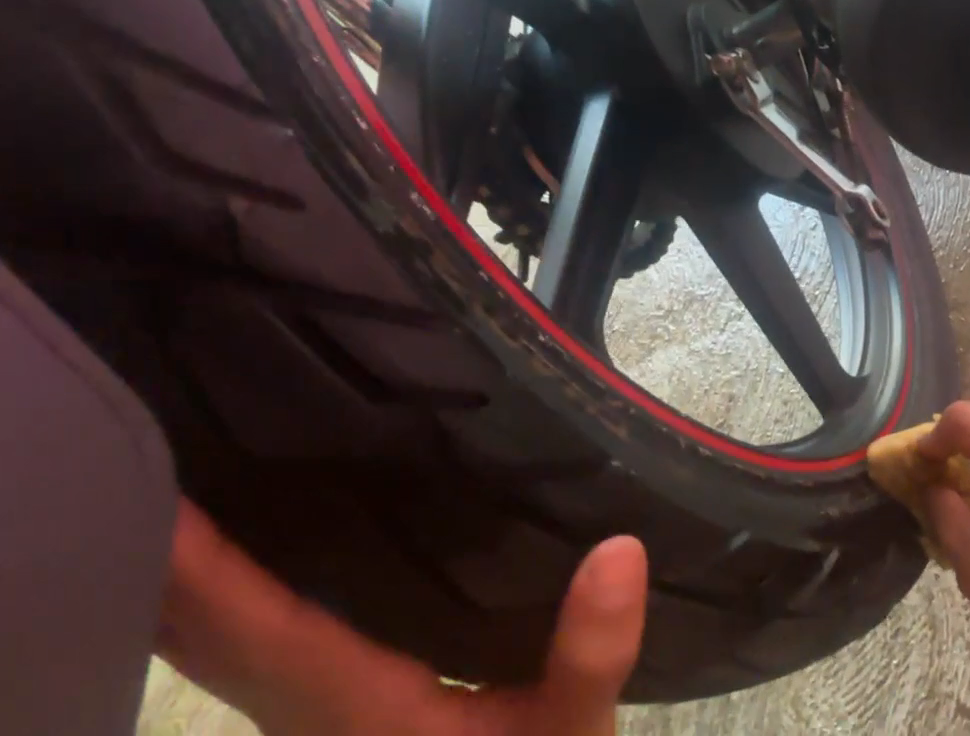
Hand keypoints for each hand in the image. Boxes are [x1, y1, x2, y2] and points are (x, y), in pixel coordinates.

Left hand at [158, 499, 647, 735]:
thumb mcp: (572, 731)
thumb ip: (591, 654)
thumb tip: (620, 548)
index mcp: (358, 706)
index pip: (259, 629)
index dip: (199, 567)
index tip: (163, 487)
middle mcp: (310, 706)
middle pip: (204, 635)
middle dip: (170, 555)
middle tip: (170, 446)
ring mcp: (315, 706)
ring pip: (218, 640)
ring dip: (188, 572)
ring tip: (199, 474)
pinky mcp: (338, 698)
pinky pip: (255, 637)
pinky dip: (229, 591)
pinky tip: (259, 542)